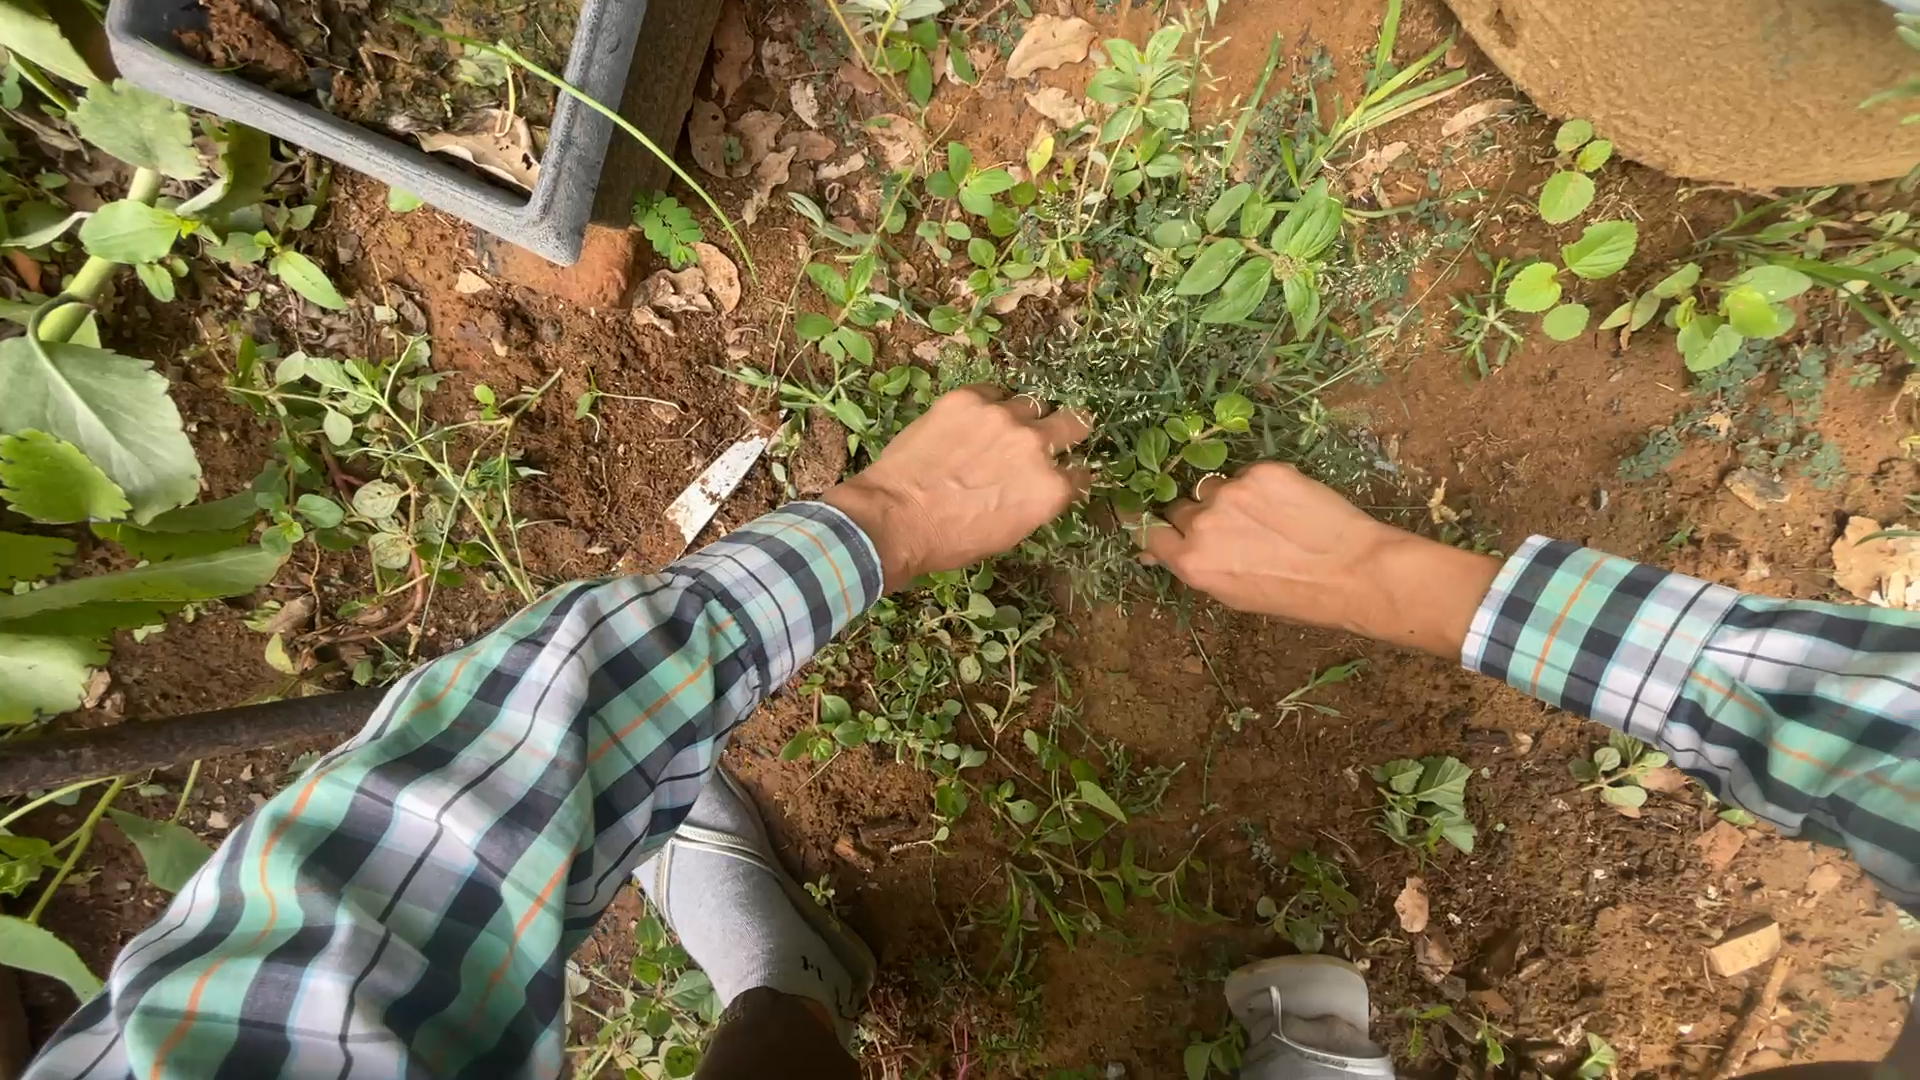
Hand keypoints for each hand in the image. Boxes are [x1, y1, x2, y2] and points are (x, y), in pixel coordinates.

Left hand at [822, 387, 1090, 589]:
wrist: (895, 518)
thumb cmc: (950, 541)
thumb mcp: (1007, 533)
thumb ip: (1033, 502)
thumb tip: (1035, 486)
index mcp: (1050, 489)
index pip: (1081, 473)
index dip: (1073, 473)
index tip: (1064, 473)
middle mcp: (1036, 446)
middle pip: (1073, 423)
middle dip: (1068, 429)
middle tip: (1054, 433)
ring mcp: (1002, 416)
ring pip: (1029, 404)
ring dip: (1020, 417)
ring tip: (997, 431)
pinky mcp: (967, 398)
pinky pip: (991, 392)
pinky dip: (987, 405)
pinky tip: (970, 421)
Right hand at [1137, 463, 1500, 656]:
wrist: (1356, 572)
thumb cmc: (1294, 596)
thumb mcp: (1231, 594)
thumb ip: (1190, 567)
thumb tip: (1153, 552)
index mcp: (1191, 562)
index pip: (1144, 529)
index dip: (1137, 518)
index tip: (1133, 507)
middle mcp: (1202, 524)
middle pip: (1178, 508)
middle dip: (1194, 516)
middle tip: (1228, 530)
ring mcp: (1231, 492)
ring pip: (1212, 487)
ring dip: (1227, 500)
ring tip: (1264, 519)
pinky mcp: (1262, 471)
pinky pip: (1244, 475)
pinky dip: (1257, 487)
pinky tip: (1284, 506)